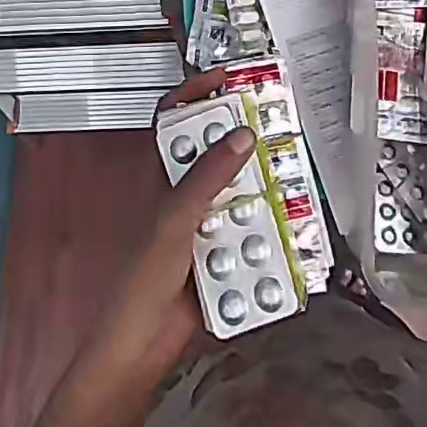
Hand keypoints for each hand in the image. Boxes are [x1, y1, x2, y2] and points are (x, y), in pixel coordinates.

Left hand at [92, 69, 254, 372]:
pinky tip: (283, 230)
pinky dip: (269, 226)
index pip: (176, 120)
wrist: (144, 346)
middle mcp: (185, 194)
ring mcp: (206, 222)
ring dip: (262, 188)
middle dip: (246, 141)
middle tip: (275, 130)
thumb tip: (238, 138)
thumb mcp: (174, 223)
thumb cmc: (140, 284)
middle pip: (219, 152)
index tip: (228, 79)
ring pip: (242, 190)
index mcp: (162, 177)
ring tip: (286, 183)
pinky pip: (253, 227)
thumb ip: (207, 179)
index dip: (197, 94)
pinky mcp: (225, 249)